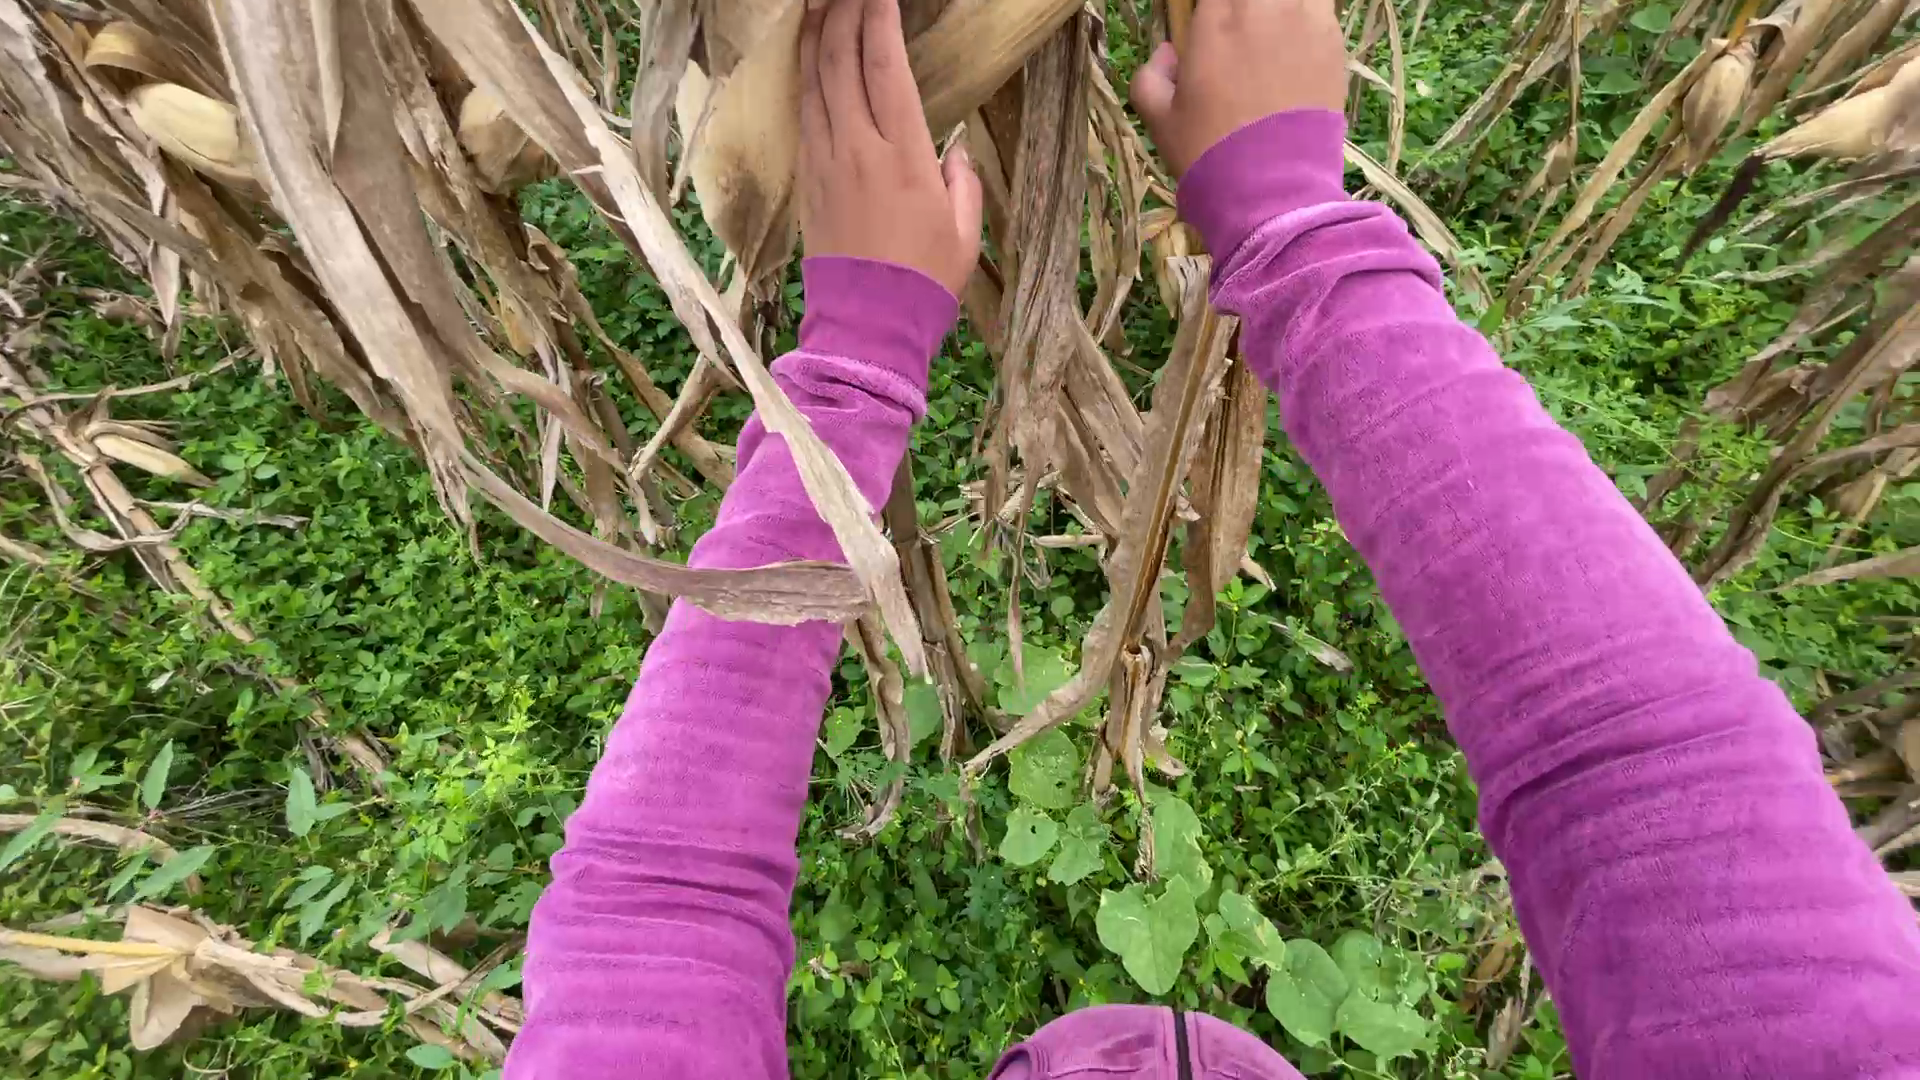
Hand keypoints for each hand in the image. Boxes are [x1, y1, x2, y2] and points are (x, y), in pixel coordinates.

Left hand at [798, 0, 982, 296]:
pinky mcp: (807, 185)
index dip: (879, 15)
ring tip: (818, 7)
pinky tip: (808, 63)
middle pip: (839, 59)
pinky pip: (803, 117)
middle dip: (841, 12)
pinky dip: (804, 81)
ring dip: (813, 37)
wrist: (870, 326)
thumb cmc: (925, 284)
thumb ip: (963, 184)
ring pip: (812, 83)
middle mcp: (857, 149)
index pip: (883, 63)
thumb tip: (953, 150)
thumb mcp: (963, 235)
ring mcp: (825, 165)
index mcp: (903, 155)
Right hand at [1130, 0, 1346, 176]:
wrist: (1266, 187)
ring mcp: (1304, 16)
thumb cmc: (1206, 153)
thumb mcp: (1160, 123)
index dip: (1211, 9)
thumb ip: (1150, 78)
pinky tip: (1295, 47)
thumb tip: (1167, 53)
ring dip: (1277, 12)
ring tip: (1269, 38)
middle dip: (1242, 11)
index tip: (1208, 28)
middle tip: (1236, 38)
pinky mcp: (1333, 39)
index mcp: (1215, 18)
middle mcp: (1262, 5)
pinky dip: (1307, 16)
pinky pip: (1319, 7)